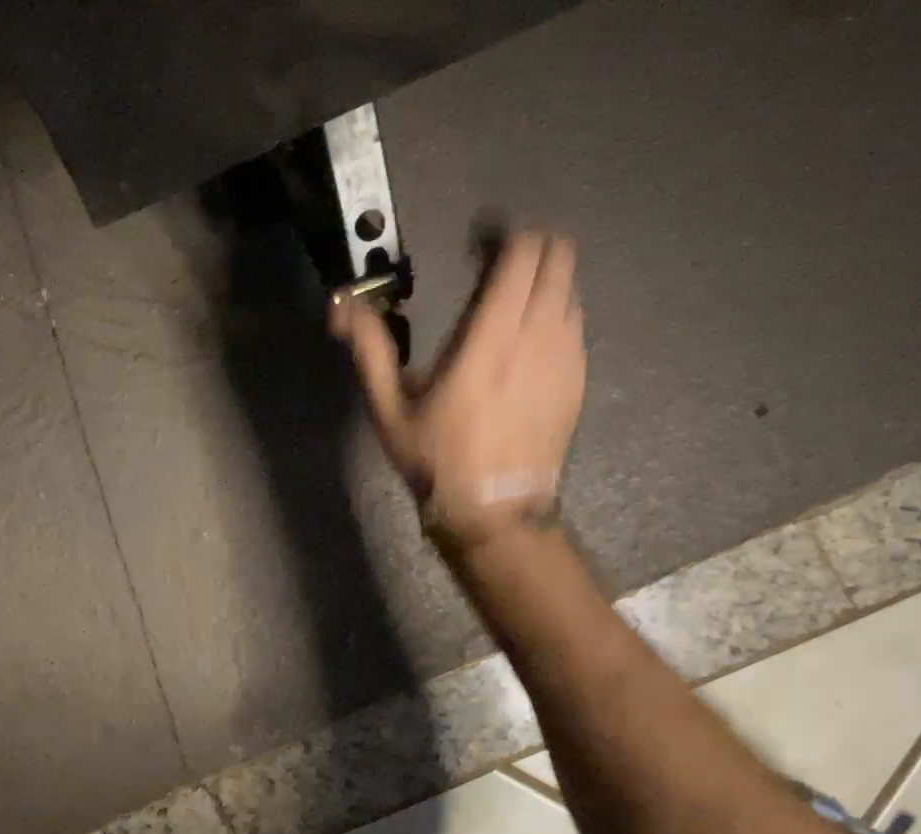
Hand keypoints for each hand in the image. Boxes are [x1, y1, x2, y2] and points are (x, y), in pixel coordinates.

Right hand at [330, 230, 585, 546]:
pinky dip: (553, 312)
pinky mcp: (578, 377)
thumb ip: (370, 349)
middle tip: (494, 262)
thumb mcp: (390, 408)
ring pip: (570, 288)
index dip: (504, 235)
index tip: (476, 241)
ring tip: (509, 300)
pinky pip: (574, 322)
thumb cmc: (436, 458)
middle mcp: (539, 335)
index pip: (522, 256)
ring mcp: (567, 356)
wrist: (496, 510)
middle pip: (558, 258)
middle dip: (529, 248)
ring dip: (543, 280)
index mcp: (491, 338)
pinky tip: (526, 338)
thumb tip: (341, 305)